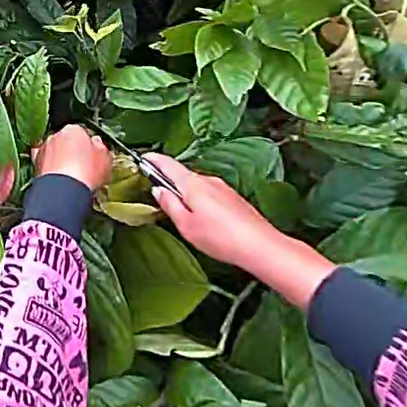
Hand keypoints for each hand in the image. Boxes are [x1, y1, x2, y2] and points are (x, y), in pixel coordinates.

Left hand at [34, 125, 110, 190]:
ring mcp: (44, 148)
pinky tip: (56, 175)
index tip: (93, 154)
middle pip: (66, 140)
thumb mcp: (105, 159)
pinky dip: (49, 166)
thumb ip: (101, 148)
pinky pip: (44, 161)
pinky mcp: (35, 162)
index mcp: (74, 129)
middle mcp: (55, 135)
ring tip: (70, 174)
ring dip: (60, 158)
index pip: (82, 132)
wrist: (63, 188)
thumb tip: (97, 143)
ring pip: (54, 150)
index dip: (89, 145)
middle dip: (73, 150)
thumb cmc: (87, 172)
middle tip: (82, 165)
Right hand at [145, 153, 334, 307]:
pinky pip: (210, 193)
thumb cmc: (222, 238)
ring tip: (180, 212)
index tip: (144, 158)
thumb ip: (169, 204)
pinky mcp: (234, 199)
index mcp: (192, 184)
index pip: (167, 164)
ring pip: (196, 185)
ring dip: (185, 192)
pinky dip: (200, 199)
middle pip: (182, 174)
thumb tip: (158, 190)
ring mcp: (223, 188)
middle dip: (168, 180)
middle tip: (157, 193)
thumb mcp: (185, 225)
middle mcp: (209, 180)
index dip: (153, 159)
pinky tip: (203, 218)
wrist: (263, 248)